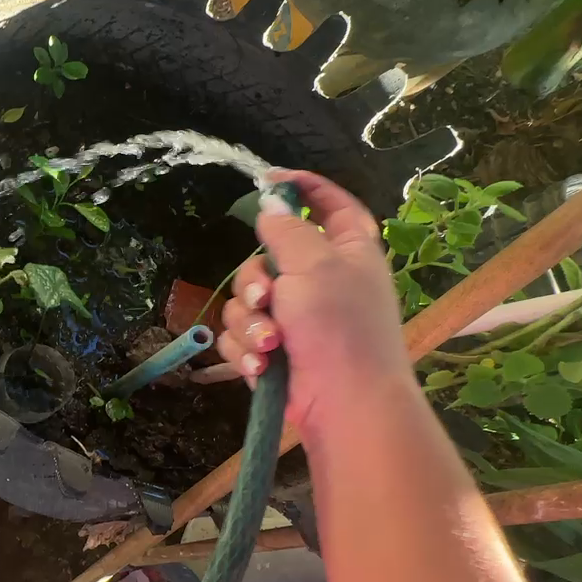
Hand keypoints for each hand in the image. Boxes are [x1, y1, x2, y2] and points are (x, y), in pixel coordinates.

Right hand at [216, 170, 412, 443]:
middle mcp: (317, 280)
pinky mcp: (270, 348)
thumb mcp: (314, 266)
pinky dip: (245, 350)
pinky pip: (238, 335)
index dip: (302, 188)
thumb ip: (287, 232)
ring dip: (250, 324)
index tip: (266, 181)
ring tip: (270, 346)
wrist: (340, 401)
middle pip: (264, 258)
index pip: (328, 205)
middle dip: (254, 282)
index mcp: (344, 251)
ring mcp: (292, 317)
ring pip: (244, 301)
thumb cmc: (339, 327)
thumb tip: (270, 208)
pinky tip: (261, 366)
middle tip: (267, 298)